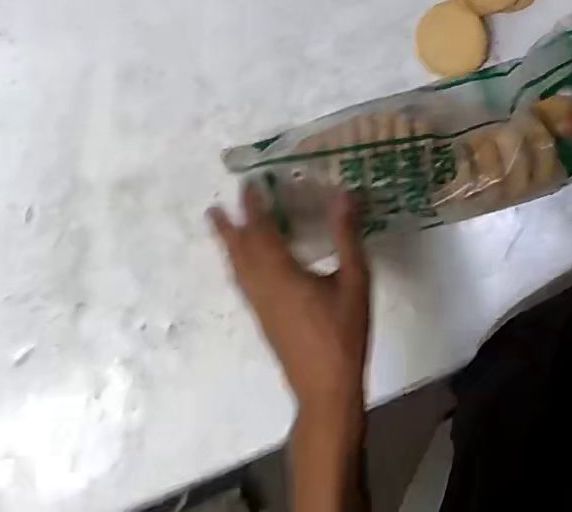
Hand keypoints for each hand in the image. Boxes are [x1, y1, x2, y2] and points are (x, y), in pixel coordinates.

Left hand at [210, 186, 369, 421]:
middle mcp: (263, 289)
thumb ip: (347, 237)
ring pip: (237, 270)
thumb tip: (342, 196)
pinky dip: (238, 264)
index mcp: (282, 276)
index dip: (254, 208)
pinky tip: (245, 265)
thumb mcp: (355, 280)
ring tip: (220, 228)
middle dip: (229, 227)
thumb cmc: (344, 332)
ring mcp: (260, 308)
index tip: (248, 184)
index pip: (262, 233)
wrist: (326, 388)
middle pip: (240, 253)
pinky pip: (243, 283)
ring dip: (228, 246)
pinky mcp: (264, 320)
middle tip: (216, 206)